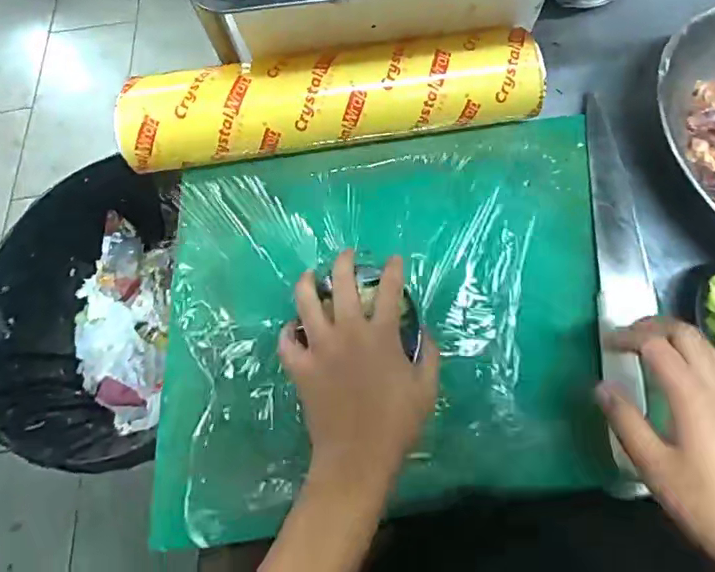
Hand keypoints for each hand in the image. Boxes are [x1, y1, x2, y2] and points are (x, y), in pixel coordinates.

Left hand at [279, 250, 441, 482]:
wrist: (357, 458)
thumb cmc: (396, 424)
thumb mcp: (426, 389)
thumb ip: (428, 354)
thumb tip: (423, 330)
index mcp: (380, 335)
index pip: (389, 289)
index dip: (393, 269)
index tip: (393, 259)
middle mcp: (348, 331)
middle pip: (342, 282)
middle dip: (344, 261)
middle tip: (346, 255)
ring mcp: (320, 347)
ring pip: (306, 302)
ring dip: (307, 283)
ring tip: (310, 276)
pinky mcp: (301, 367)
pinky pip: (286, 341)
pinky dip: (288, 332)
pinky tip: (292, 328)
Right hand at [596, 318, 714, 571]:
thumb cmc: (709, 504)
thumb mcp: (656, 468)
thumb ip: (626, 422)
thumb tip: (602, 386)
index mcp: (691, 394)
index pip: (656, 344)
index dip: (628, 336)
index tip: (606, 344)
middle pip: (686, 333)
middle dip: (653, 325)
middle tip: (627, 335)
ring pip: (705, 346)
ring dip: (674, 335)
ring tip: (650, 347)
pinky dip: (691, 353)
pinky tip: (680, 376)